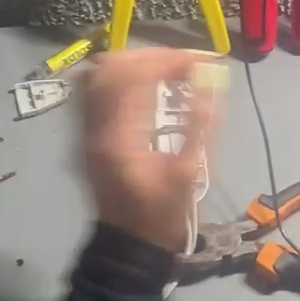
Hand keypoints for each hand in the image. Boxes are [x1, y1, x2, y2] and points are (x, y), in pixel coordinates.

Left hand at [77, 48, 217, 253]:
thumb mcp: (188, 173)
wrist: (128, 244)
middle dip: (153, 56)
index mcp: (120, 136)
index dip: (170, 58)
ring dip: (136, 63)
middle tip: (186, 65)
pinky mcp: (86, 132)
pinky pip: (96, 89)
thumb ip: (201, 124)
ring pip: (100, 73)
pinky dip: (122, 77)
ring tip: (169, 72)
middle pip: (113, 65)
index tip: (201, 62)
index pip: (136, 74)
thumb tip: (213, 80)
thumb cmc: (161, 214)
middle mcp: (95, 126)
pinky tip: (147, 86)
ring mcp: (85, 129)